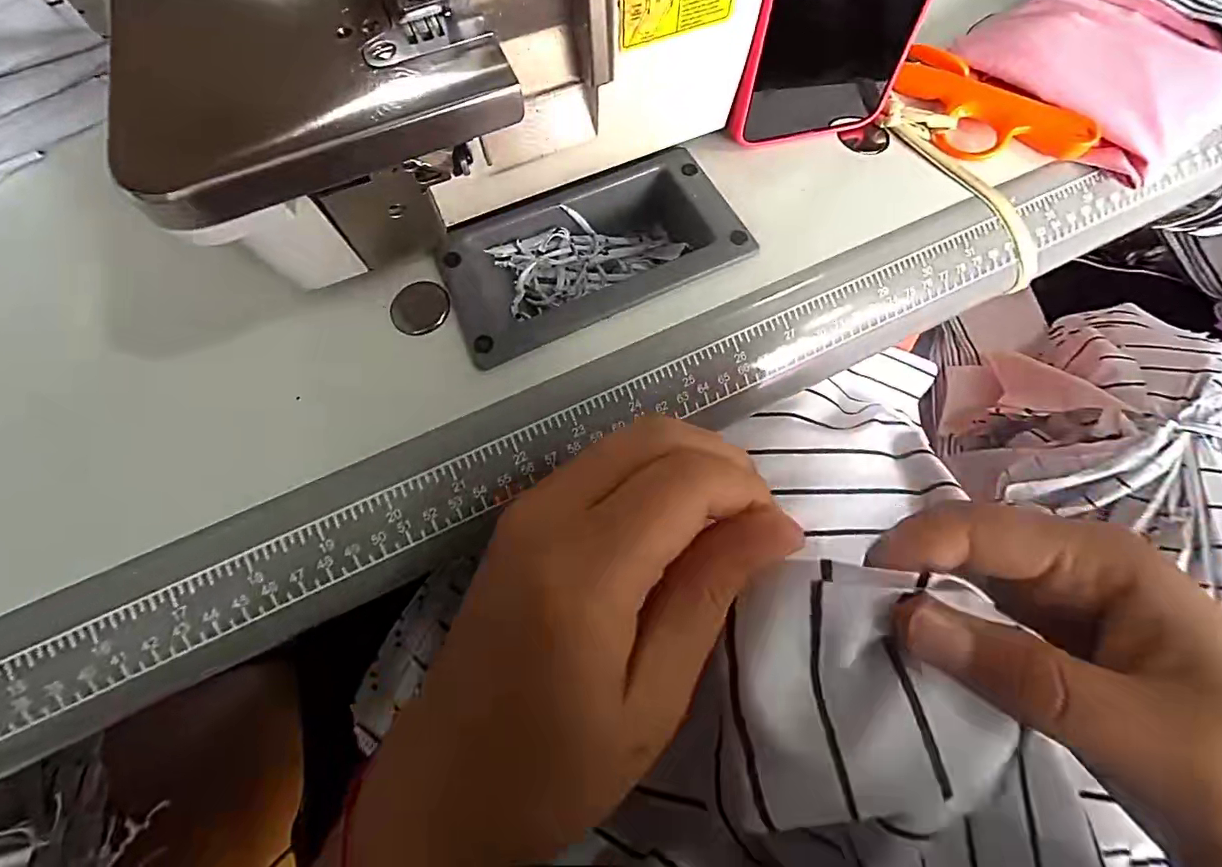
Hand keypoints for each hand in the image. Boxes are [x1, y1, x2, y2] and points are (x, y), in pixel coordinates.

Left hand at [339, 417, 803, 866]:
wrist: (444, 784)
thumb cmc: (554, 767)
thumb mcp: (653, 700)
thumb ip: (710, 595)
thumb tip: (776, 525)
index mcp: (582, 569)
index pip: (684, 479)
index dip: (744, 490)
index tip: (777, 534)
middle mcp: (548, 514)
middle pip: (656, 436)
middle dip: (721, 462)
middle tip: (753, 523)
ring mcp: (528, 506)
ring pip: (629, 438)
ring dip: (687, 461)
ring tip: (721, 522)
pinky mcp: (521, 512)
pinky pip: (602, 460)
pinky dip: (652, 470)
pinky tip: (671, 522)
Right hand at [869, 500, 1221, 866]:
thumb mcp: (1142, 732)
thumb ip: (1019, 673)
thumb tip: (905, 615)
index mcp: (1104, 560)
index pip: (989, 528)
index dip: (922, 542)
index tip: (862, 578)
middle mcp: (1083, 573)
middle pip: (978, 551)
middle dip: (917, 566)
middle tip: (853, 603)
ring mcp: (1076, 619)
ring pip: (980, 591)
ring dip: (930, 603)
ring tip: (871, 624)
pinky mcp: (1070, 664)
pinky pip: (996, 637)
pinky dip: (954, 642)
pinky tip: (923, 656)